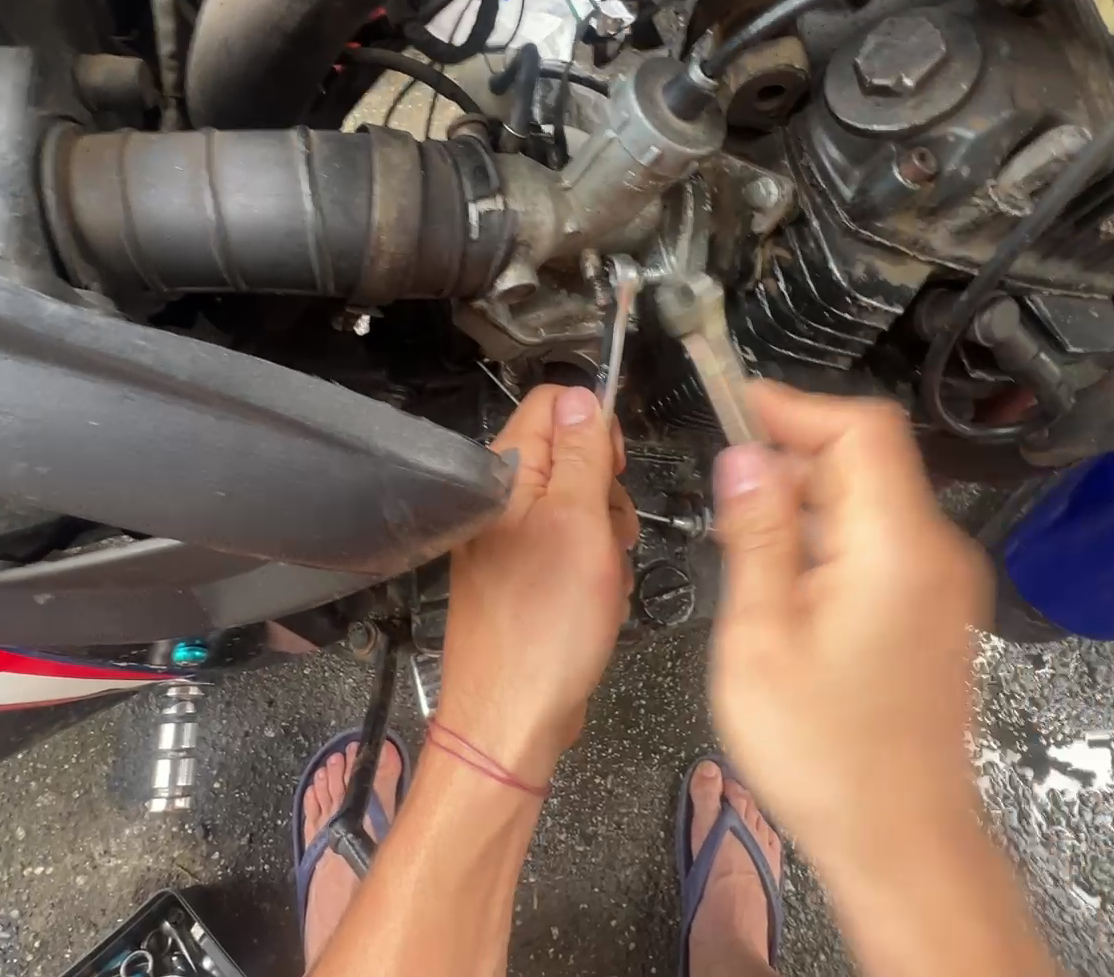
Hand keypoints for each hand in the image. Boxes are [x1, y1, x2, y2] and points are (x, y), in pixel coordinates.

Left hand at [438, 385, 637, 786]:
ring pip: (580, 507)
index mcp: (505, 474)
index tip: (613, 471)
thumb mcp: (580, 524)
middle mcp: (501, 501)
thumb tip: (582, 396)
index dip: (594, 427)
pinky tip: (593, 600)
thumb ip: (582, 454)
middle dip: (605, 494)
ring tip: (603, 577)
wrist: (513, 718)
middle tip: (610, 535)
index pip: (552, 405)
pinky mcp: (524, 575)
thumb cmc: (545, 628)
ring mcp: (511, 539)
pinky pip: (573, 550)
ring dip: (605, 538)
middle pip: (571, 457)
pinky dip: (593, 570)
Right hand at [708, 382, 993, 868]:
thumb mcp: (760, 634)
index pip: (861, 428)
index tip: (737, 406)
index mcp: (894, 548)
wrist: (900, 841)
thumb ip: (754, 535)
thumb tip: (743, 459)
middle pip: (863, 459)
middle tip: (725, 493)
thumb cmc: (824, 752)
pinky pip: (875, 539)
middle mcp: (932, 554)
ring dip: (801, 499)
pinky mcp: (929, 607)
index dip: (795, 406)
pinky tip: (781, 580)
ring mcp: (938, 582)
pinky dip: (824, 534)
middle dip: (789, 458)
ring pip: (866, 499)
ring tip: (743, 544)